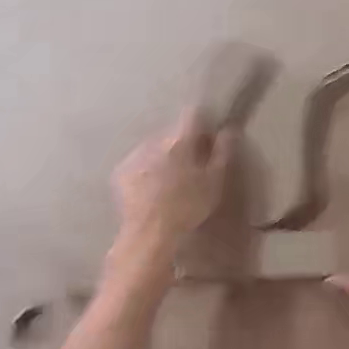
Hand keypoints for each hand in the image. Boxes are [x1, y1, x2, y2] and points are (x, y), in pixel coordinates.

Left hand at [112, 107, 233, 255]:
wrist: (150, 234)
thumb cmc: (188, 207)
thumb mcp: (214, 181)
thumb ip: (222, 152)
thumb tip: (228, 130)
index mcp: (180, 140)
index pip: (193, 114)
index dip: (203, 123)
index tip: (208, 139)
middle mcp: (154, 141)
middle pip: (173, 132)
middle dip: (183, 143)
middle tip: (192, 166)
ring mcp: (135, 155)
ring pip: (154, 146)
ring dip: (164, 156)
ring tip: (171, 180)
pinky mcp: (121, 171)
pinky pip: (139, 161)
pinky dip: (147, 169)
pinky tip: (153, 189)